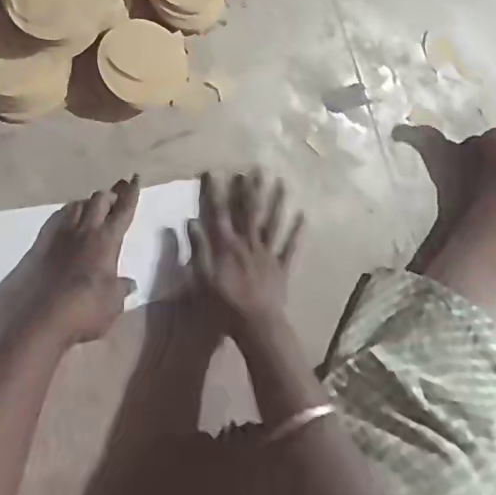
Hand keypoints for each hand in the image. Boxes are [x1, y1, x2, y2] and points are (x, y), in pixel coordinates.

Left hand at [30, 176, 140, 345]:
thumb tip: (129, 283)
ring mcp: (61, 234)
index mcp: (107, 240)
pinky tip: (68, 223)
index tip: (135, 177)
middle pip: (100, 199)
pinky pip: (58, 217)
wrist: (42, 318)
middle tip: (115, 200)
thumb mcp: (113, 304)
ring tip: (92, 210)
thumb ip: (121, 289)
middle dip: (110, 196)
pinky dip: (68, 214)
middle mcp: (86, 229)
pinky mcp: (42, 243)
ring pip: (77, 204)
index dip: (131, 193)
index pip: (124, 210)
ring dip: (88, 204)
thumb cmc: (86, 310)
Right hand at [187, 172, 304, 339]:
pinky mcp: (282, 267)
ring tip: (282, 182)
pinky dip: (298, 232)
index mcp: (228, 246)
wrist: (258, 326)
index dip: (216, 192)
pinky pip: (291, 247)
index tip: (214, 171)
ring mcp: (268, 253)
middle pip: (250, 211)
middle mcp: (249, 243)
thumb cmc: (226, 305)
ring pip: (273, 223)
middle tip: (255, 168)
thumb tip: (191, 221)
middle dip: (251, 189)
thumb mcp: (203, 279)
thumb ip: (198, 249)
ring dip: (277, 202)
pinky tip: (304, 216)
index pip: (220, 213)